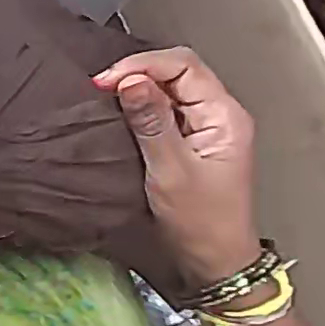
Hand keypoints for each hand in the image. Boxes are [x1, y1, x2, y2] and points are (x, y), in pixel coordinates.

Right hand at [94, 48, 261, 282]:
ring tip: (104, 94)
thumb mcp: (171, 170)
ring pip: (170, 89)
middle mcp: (218, 113)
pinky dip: (141, 104)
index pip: (184, 67)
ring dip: (138, 86)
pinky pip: (166, 109)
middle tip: (100, 86)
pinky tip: (120, 109)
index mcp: (224, 115)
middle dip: (138, 71)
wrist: (214, 260)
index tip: (105, 81)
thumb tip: (130, 81)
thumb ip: (151, 123)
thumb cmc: (199, 221)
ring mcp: (205, 126)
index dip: (143, 65)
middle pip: (178, 71)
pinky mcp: (191, 139)